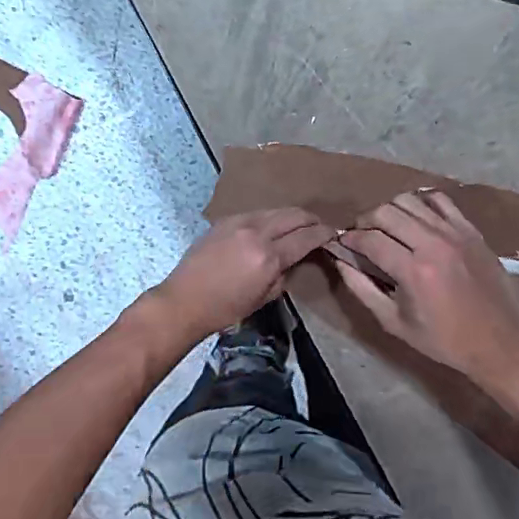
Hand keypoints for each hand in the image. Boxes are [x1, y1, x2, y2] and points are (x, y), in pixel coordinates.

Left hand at [142, 208, 333, 341]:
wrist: (184, 300)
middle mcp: (256, 232)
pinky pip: (256, 213)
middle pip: (294, 215)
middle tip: (321, 227)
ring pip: (275, 210)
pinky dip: (270, 217)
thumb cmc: (226, 308)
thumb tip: (297, 258)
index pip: (306, 237)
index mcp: (268, 256)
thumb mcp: (264, 297)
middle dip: (311, 219)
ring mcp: (239, 222)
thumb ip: (285, 273)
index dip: (324, 234)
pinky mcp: (225, 220)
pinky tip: (272, 227)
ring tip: (299, 225)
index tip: (334, 234)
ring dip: (291, 216)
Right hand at [336, 190, 518, 384]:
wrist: (501, 341)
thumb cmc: (445, 340)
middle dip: (365, 220)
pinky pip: (440, 200)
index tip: (342, 243)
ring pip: (410, 200)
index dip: (350, 238)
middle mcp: (433, 244)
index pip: (370, 239)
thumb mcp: (395, 323)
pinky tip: (416, 219)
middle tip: (362, 235)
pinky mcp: (471, 230)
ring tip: (387, 227)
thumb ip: (363, 289)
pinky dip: (421, 204)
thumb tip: (341, 262)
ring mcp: (455, 233)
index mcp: (413, 271)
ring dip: (390, 210)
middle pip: (386, 212)